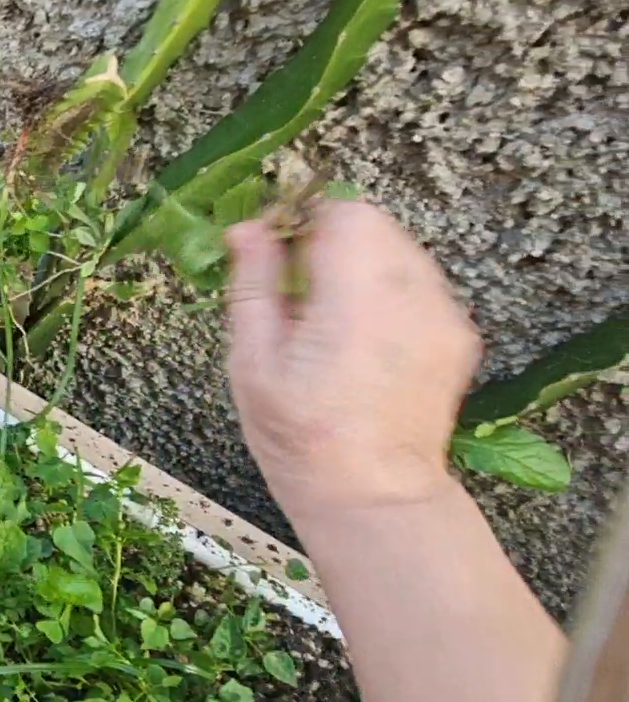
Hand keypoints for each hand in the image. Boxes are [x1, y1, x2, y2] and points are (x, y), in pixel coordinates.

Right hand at [224, 201, 479, 522]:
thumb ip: (252, 284)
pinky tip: (347, 327)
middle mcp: (414, 301)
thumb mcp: (250, 357)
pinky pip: (414, 281)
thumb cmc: (293, 429)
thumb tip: (245, 228)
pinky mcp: (455, 332)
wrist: (365, 485)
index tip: (267, 243)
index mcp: (356, 305)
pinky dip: (377, 285)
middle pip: (373, 225)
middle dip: (323, 237)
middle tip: (282, 277)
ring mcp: (444, 316)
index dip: (300, 217)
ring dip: (350, 259)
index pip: (345, 216)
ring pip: (395, 249)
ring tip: (313, 305)